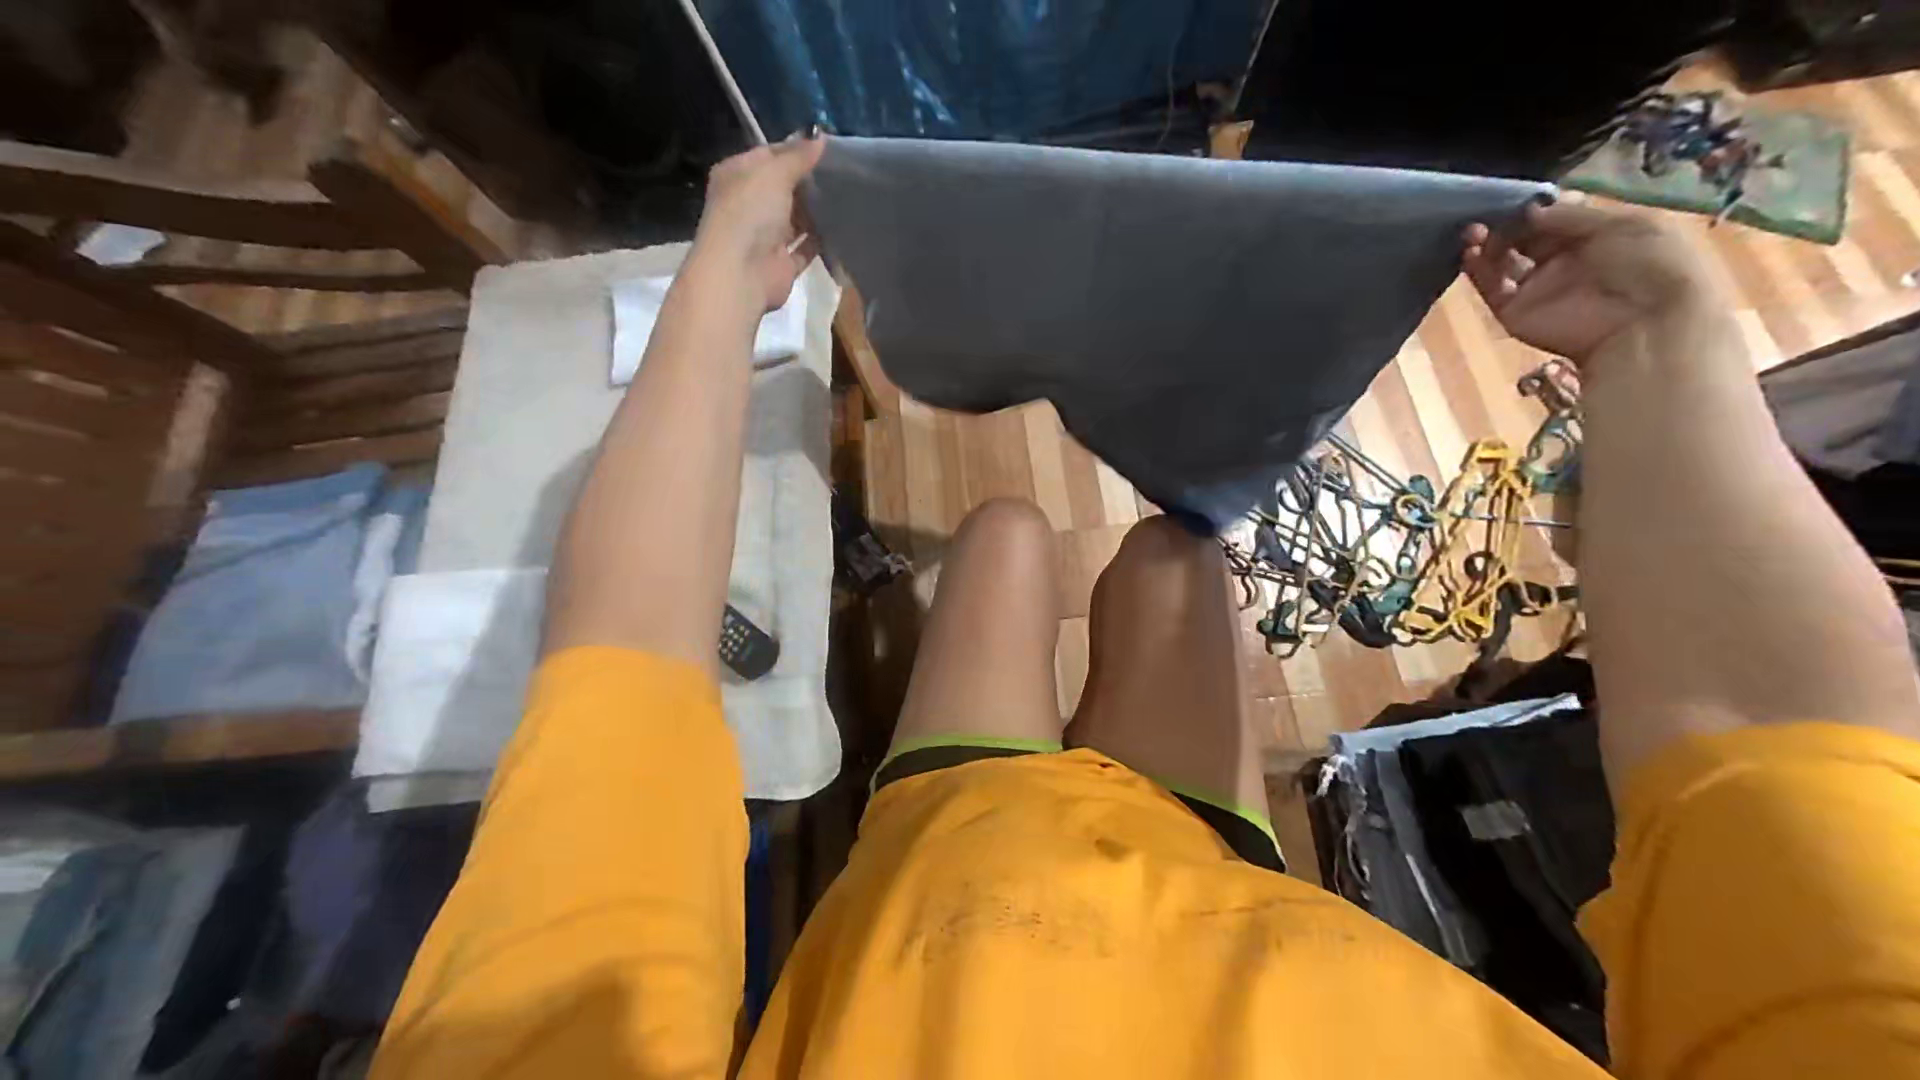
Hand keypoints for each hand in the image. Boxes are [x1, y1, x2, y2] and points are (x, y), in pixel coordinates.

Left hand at [691, 135, 826, 311]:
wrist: (742, 272)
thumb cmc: (750, 212)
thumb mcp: (774, 172)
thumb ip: (799, 156)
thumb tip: (820, 137)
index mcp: (737, 175)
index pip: (768, 156)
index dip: (795, 151)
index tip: (825, 150)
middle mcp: (748, 204)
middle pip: (783, 188)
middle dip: (809, 182)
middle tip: (842, 174)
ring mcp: (764, 236)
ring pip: (795, 219)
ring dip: (816, 212)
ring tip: (846, 198)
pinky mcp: (782, 263)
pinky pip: (805, 248)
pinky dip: (821, 240)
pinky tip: (842, 228)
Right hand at [1462, 199, 1718, 361]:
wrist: (1639, 323)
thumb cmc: (1647, 264)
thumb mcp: (1623, 225)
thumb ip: (1571, 217)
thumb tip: (1528, 209)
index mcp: (1594, 235)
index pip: (1554, 217)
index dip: (1534, 207)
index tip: (1517, 198)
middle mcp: (1562, 259)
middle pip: (1524, 238)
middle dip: (1505, 224)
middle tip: (1487, 215)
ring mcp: (1536, 287)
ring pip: (1502, 261)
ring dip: (1486, 245)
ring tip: (1473, 232)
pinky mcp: (1513, 311)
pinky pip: (1490, 288)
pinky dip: (1477, 271)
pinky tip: (1469, 255)